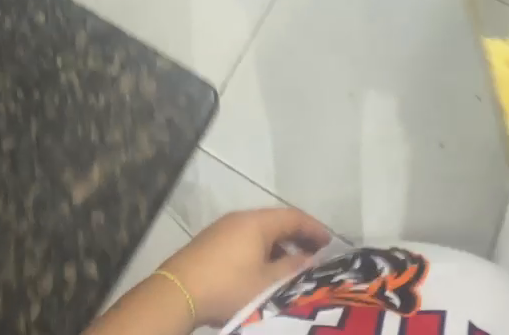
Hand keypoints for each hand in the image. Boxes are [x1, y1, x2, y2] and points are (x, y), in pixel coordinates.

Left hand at [159, 208, 331, 326]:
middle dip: (297, 237)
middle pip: (276, 222)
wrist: (178, 291)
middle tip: (314, 256)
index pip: (293, 217)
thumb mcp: (266, 284)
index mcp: (257, 222)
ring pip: (260, 231)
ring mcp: (224, 228)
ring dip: (278, 245)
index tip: (330, 243)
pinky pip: (245, 239)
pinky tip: (263, 271)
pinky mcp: (212, 241)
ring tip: (291, 267)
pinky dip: (261, 250)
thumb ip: (291, 269)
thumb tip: (310, 260)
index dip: (314, 228)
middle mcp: (241, 218)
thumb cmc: (228, 286)